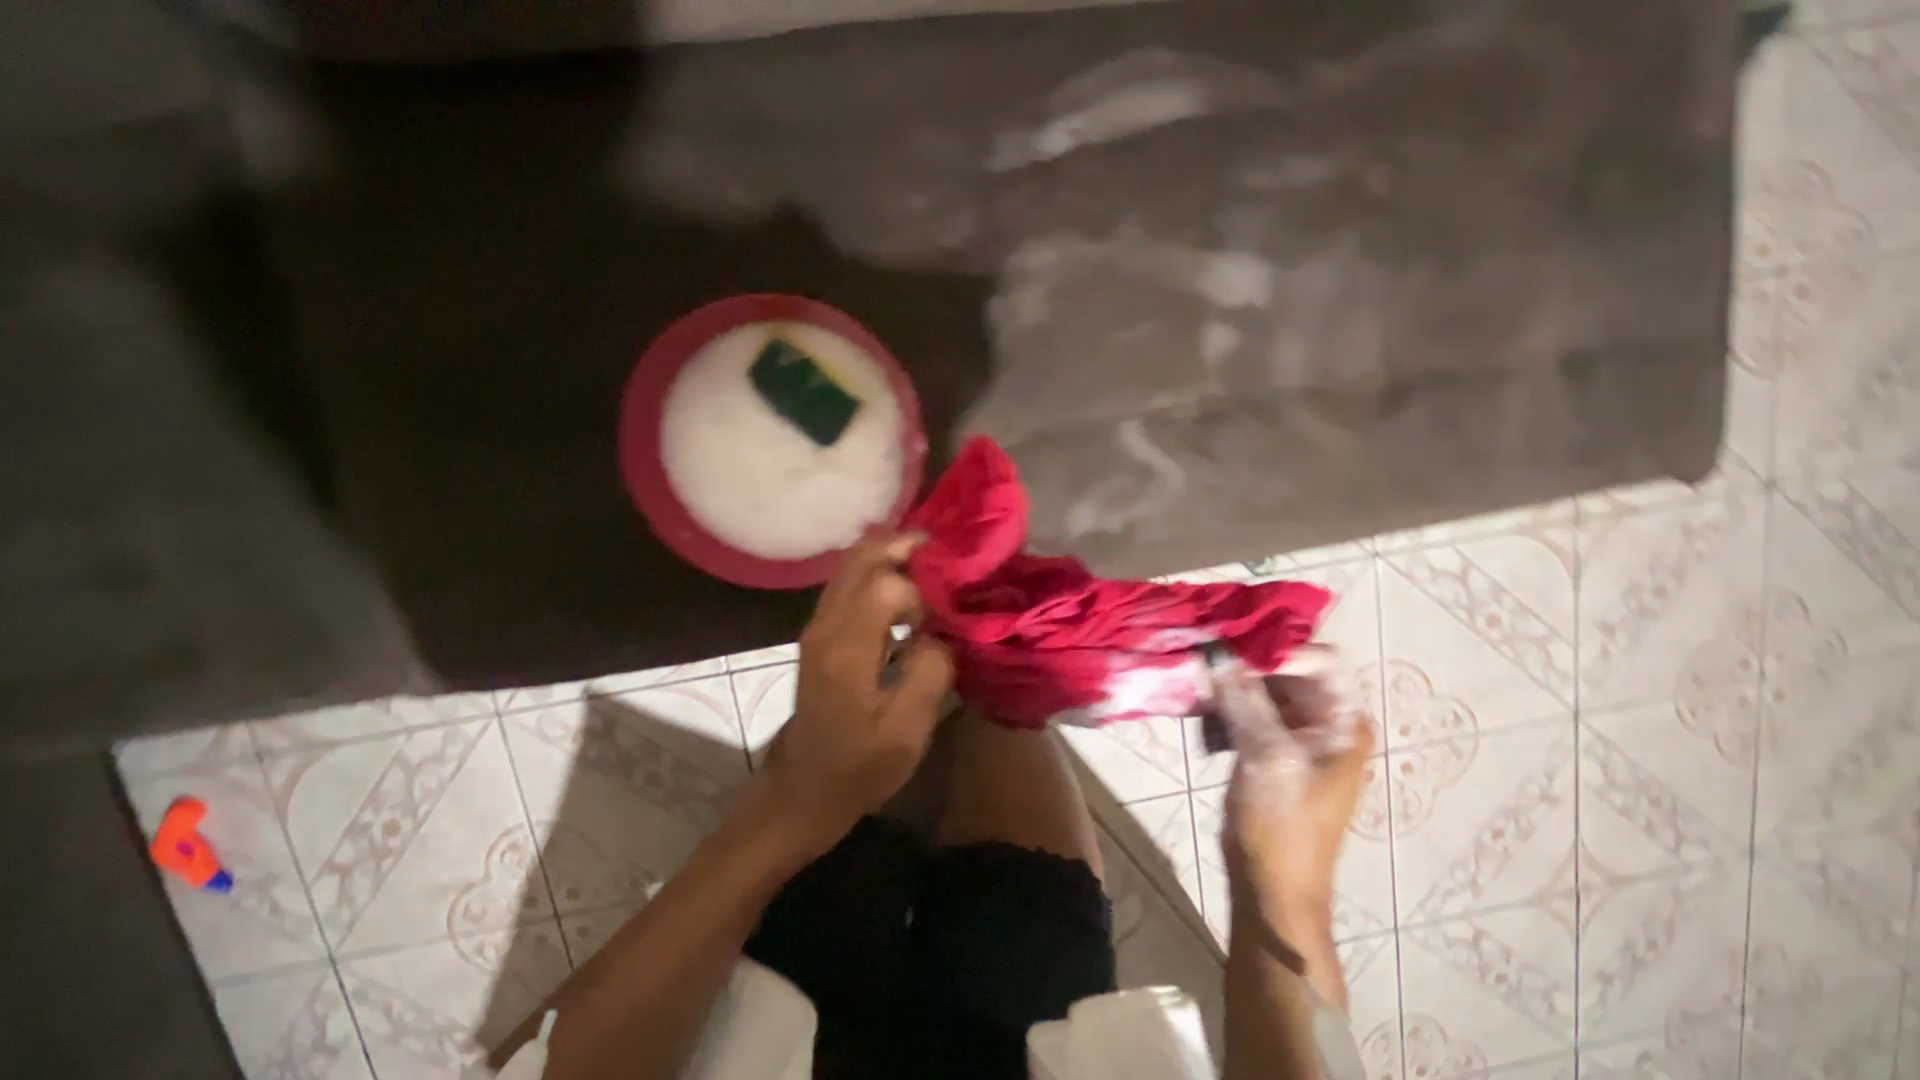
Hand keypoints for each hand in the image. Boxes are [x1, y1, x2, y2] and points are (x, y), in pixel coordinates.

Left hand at [766, 531, 955, 847]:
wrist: (806, 790)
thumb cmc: (861, 766)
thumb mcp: (908, 730)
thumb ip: (930, 672)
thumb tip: (942, 634)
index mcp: (847, 647)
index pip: (887, 582)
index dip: (925, 587)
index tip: (951, 609)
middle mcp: (826, 625)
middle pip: (861, 556)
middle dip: (906, 546)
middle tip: (949, 556)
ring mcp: (817, 627)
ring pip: (850, 564)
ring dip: (890, 555)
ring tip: (933, 569)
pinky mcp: (819, 635)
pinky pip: (847, 583)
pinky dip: (877, 572)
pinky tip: (907, 591)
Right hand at [1210, 645, 1372, 932]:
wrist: (1272, 891)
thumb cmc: (1282, 826)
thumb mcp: (1265, 757)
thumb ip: (1243, 699)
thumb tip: (1216, 649)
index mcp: (1343, 721)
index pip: (1319, 660)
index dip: (1277, 650)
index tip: (1230, 649)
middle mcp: (1325, 722)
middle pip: (1285, 672)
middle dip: (1244, 666)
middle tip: (1202, 663)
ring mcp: (1295, 737)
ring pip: (1260, 691)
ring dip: (1229, 689)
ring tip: (1197, 695)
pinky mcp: (1267, 752)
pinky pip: (1246, 714)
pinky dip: (1224, 711)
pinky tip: (1202, 720)